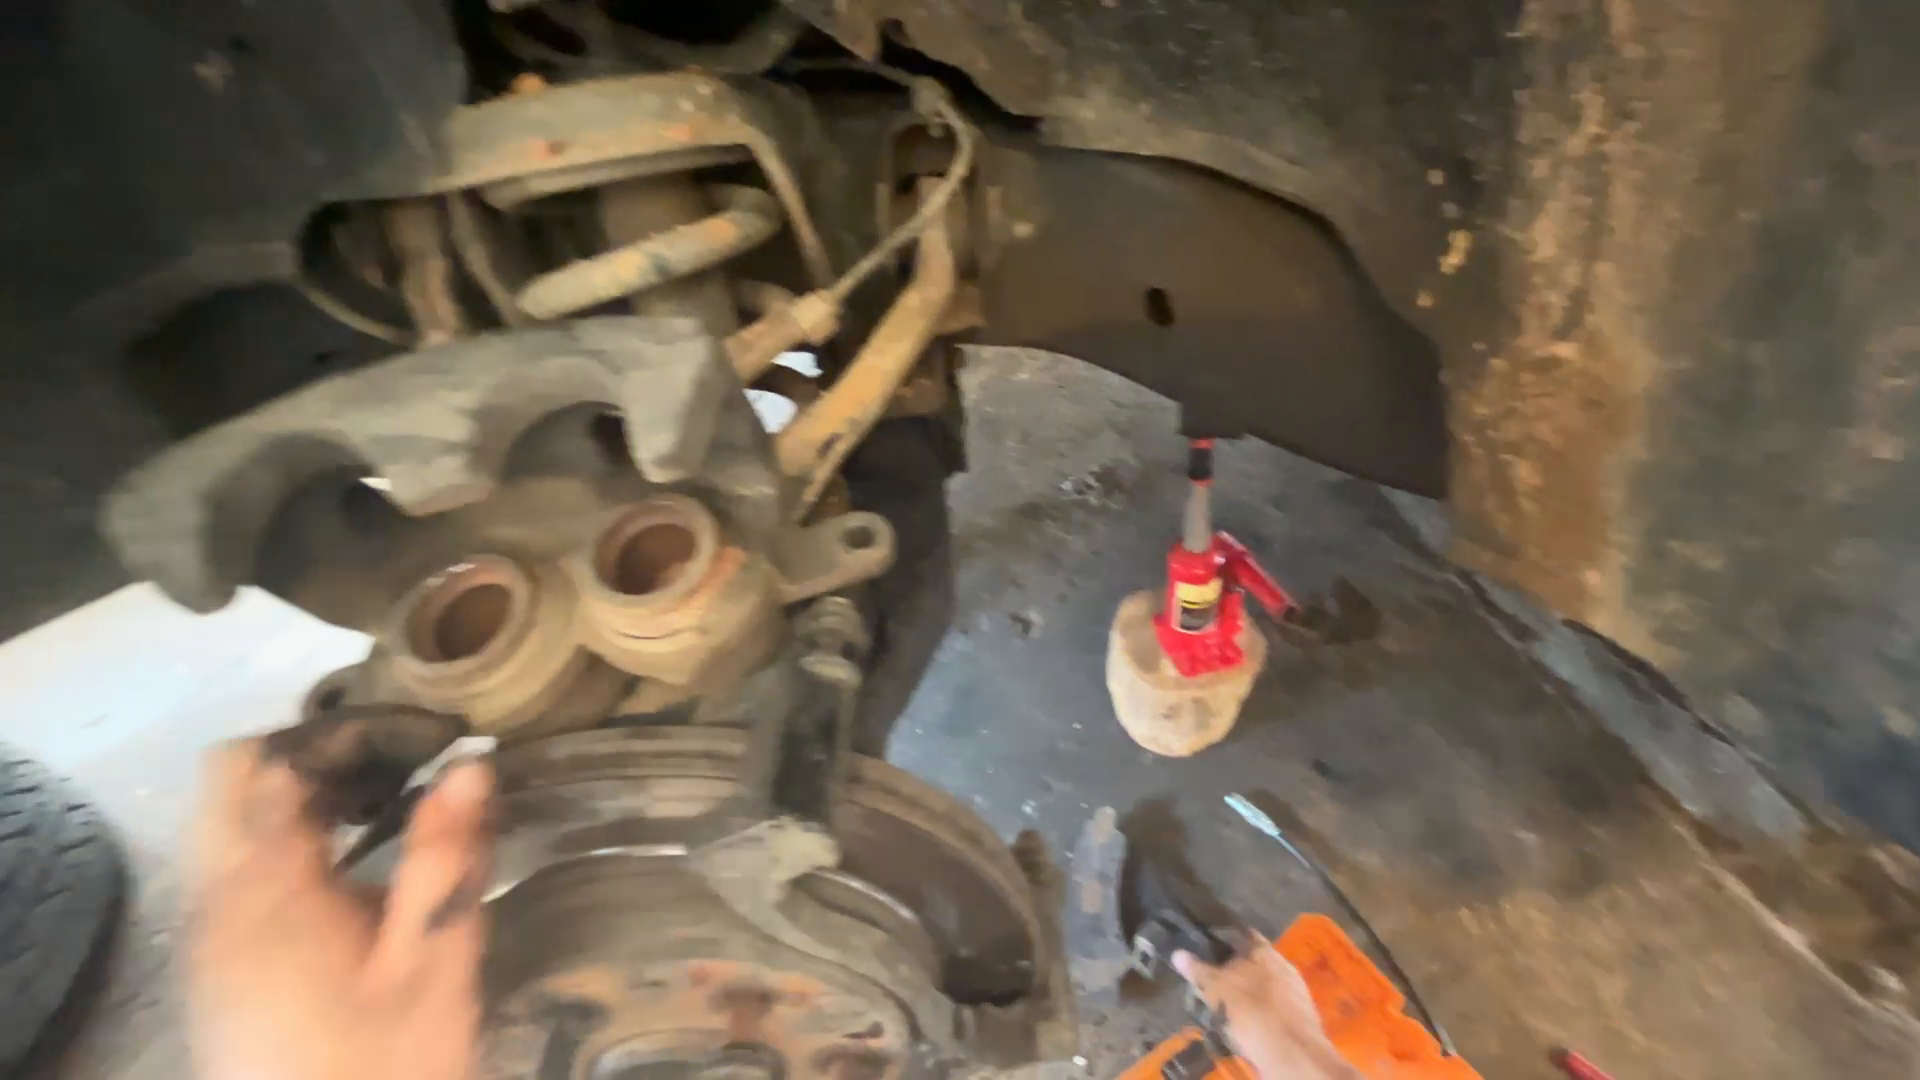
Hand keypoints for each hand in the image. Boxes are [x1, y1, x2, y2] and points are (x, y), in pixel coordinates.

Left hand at [186, 739, 492, 1079]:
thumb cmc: (391, 1055)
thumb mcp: (437, 953)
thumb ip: (446, 853)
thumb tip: (471, 760)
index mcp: (266, 896)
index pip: (277, 765)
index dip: (354, 732)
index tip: (431, 734)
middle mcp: (219, 897)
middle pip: (235, 775)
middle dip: (325, 747)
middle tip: (413, 756)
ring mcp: (213, 922)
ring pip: (237, 807)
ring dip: (314, 782)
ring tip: (400, 790)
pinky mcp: (226, 944)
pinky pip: (247, 846)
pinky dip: (304, 820)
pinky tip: (367, 841)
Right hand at [1173, 942, 1362, 1079]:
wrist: (1293, 1057)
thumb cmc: (1251, 1011)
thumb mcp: (1216, 988)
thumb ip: (1198, 970)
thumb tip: (1177, 953)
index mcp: (1263, 950)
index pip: (1242, 934)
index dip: (1225, 939)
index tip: (1209, 947)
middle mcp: (1283, 965)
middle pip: (1255, 961)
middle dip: (1239, 970)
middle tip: (1217, 981)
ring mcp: (1297, 993)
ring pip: (1267, 987)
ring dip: (1252, 994)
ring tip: (1230, 1008)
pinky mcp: (1303, 1021)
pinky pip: (1276, 1011)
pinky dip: (1263, 1015)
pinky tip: (1250, 1028)